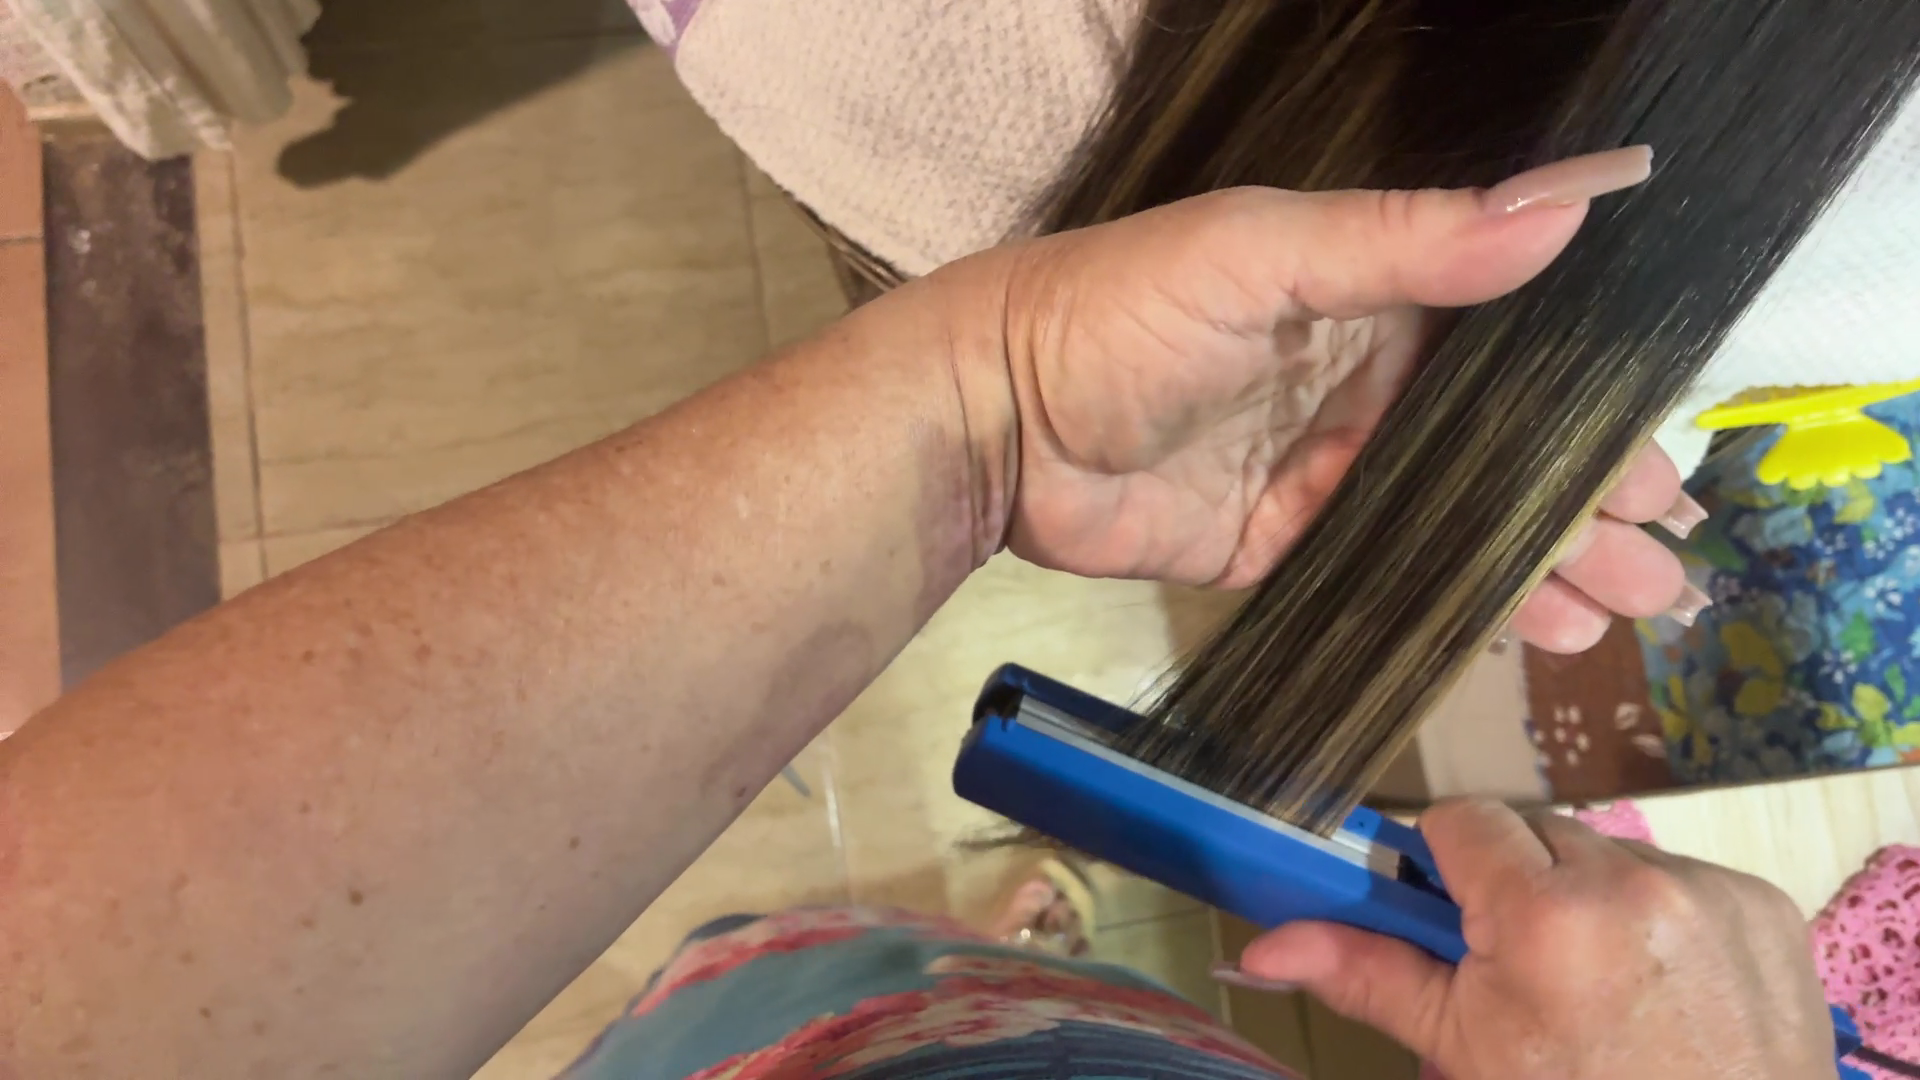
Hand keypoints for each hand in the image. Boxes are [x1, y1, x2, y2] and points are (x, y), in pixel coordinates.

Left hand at [954, 150, 1696, 651]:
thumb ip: (1401, 241)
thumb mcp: (1255, 255)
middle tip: (1666, 566)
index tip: (1664, 468)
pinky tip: (1510, 630)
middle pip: (1490, 451)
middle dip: (1577, 507)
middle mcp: (1350, 389)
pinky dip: (1441, 600)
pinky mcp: (1268, 542)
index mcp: (1361, 304)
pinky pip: (1373, 571)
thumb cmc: (1113, 318)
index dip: (1588, 410)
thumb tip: (1583, 202)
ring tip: (1616, 612)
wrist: (1002, 419)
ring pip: (1443, 522)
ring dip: (1527, 566)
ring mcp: (1311, 473)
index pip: (1510, 353)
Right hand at [1236, 799, 1834, 1079]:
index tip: (1461, 916)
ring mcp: (1706, 888)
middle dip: (1513, 875)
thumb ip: (1358, 972)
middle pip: (1527, 828)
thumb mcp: (1457, 1044)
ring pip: (1591, 845)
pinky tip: (1660, 970)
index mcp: (1544, 913)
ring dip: (1578, 887)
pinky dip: (1647, 904)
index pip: (1459, 817)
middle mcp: (1630, 881)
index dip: (1450, 862)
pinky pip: (1665, 866)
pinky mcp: (1763, 900)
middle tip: (1522, 951)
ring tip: (1594, 965)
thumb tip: (1253, 951)